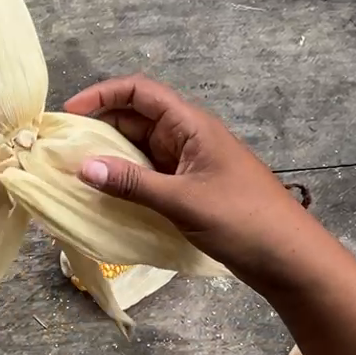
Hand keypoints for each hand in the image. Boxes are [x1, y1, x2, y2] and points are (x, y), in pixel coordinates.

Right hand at [63, 74, 337, 293]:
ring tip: (73, 168)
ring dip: (108, 154)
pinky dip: (122, 177)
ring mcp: (186, 163)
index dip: (102, 94)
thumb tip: (82, 166)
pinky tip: (102, 192)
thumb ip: (131, 184)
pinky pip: (146, 173)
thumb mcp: (184, 201)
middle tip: (61, 144)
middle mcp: (186, 137)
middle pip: (133, 118)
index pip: (139, 91)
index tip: (70, 112)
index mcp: (190, 125)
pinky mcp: (187, 188)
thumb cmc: (246, 221)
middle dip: (97, 125)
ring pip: (137, 147)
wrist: (294, 263)